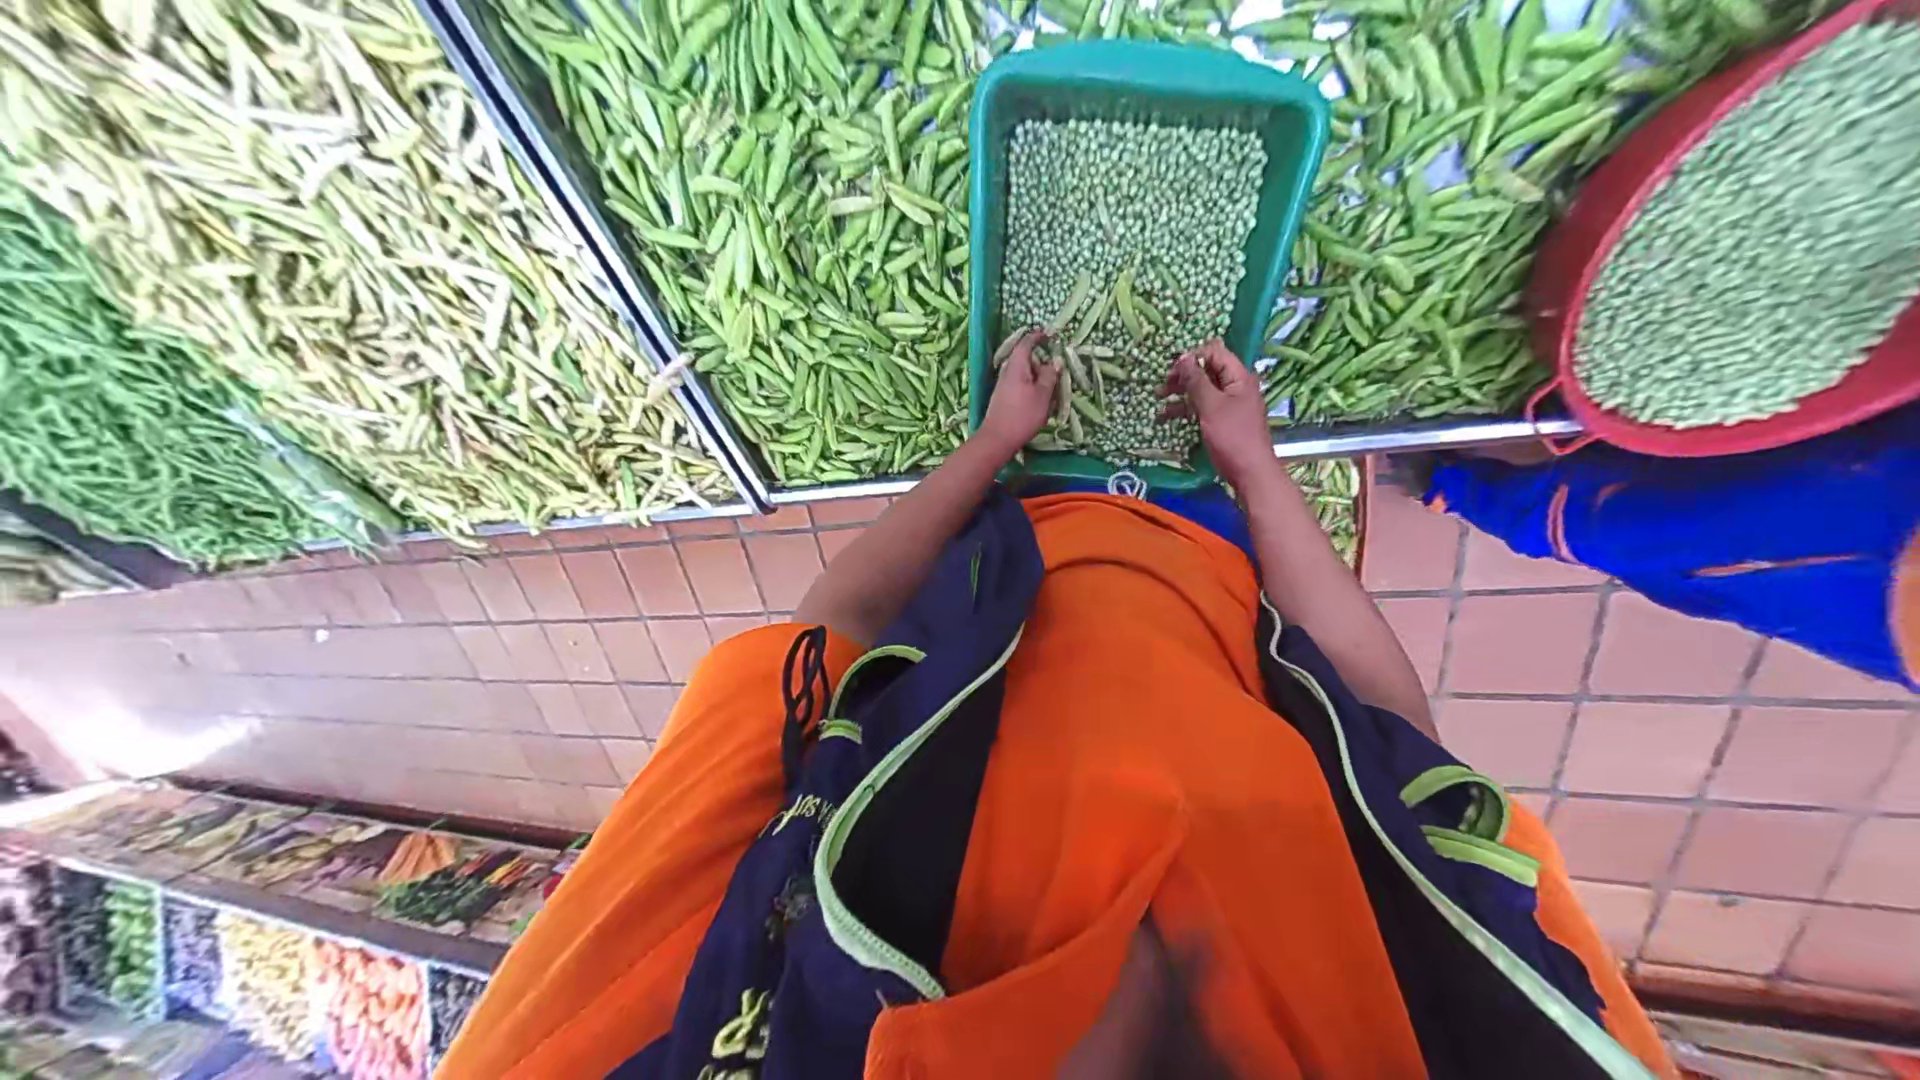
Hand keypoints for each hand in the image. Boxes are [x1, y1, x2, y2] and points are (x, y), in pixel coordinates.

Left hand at [979, 327, 1059, 455]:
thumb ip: (1050, 376)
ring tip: (1050, 388)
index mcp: (1017, 366)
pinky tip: (1039, 400)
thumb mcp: (1043, 395)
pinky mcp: (1003, 398)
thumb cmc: (1022, 415)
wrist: (998, 439)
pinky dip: (1030, 387)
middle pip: (1024, 359)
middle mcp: (1007, 372)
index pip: (1026, 344)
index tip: (1048, 334)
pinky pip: (1019, 385)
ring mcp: (1003, 385)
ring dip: (1036, 376)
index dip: (1037, 337)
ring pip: (1023, 374)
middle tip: (1055, 367)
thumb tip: (1054, 362)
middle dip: (1040, 360)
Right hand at [1159, 339, 1275, 489]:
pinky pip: (1202, 406)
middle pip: (1207, 370)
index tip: (1172, 370)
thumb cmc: (1232, 436)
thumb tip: (1182, 357)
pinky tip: (1167, 416)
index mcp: (1238, 377)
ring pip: (1202, 389)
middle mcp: (1235, 385)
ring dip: (1181, 392)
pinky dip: (1186, 408)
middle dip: (1183, 376)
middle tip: (1163, 386)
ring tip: (1159, 398)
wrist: (1249, 471)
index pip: (1214, 353)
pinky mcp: (1222, 418)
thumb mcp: (1211, 406)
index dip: (1192, 357)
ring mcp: (1229, 403)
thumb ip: (1196, 380)